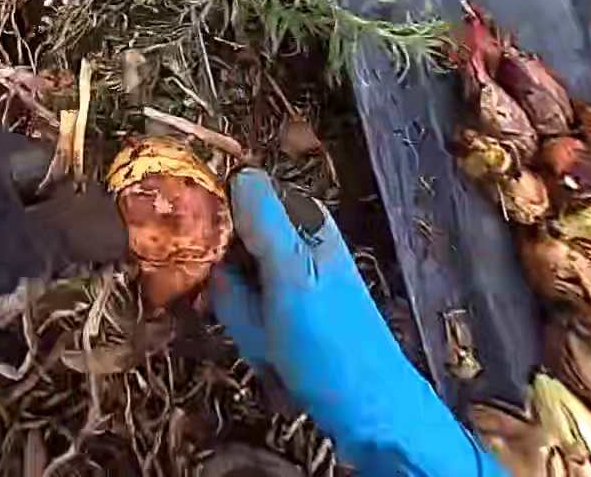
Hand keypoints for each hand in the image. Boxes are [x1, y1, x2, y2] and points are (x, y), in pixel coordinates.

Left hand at [0, 127, 126, 402]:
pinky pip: (3, 244)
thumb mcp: (23, 247)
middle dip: (51, 243)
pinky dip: (5, 272)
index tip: (83, 256)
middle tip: (31, 276)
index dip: (81, 212)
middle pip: (50, 199)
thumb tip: (132, 222)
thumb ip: (82, 229)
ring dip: (29, 264)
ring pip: (29, 229)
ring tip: (1, 289)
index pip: (67, 171)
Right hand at [210, 170, 498, 476]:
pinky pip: (236, 303)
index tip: (222, 256)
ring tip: (266, 336)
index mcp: (299, 213)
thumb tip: (237, 172)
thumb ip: (265, 222)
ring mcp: (280, 270)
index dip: (218, 222)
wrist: (371, 417)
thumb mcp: (294, 274)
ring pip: (225, 273)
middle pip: (223, 236)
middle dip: (227, 274)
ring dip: (236, 307)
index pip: (233, 191)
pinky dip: (244, 326)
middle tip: (253, 308)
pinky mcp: (275, 302)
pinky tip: (268, 348)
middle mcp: (287, 233)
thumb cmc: (333, 342)